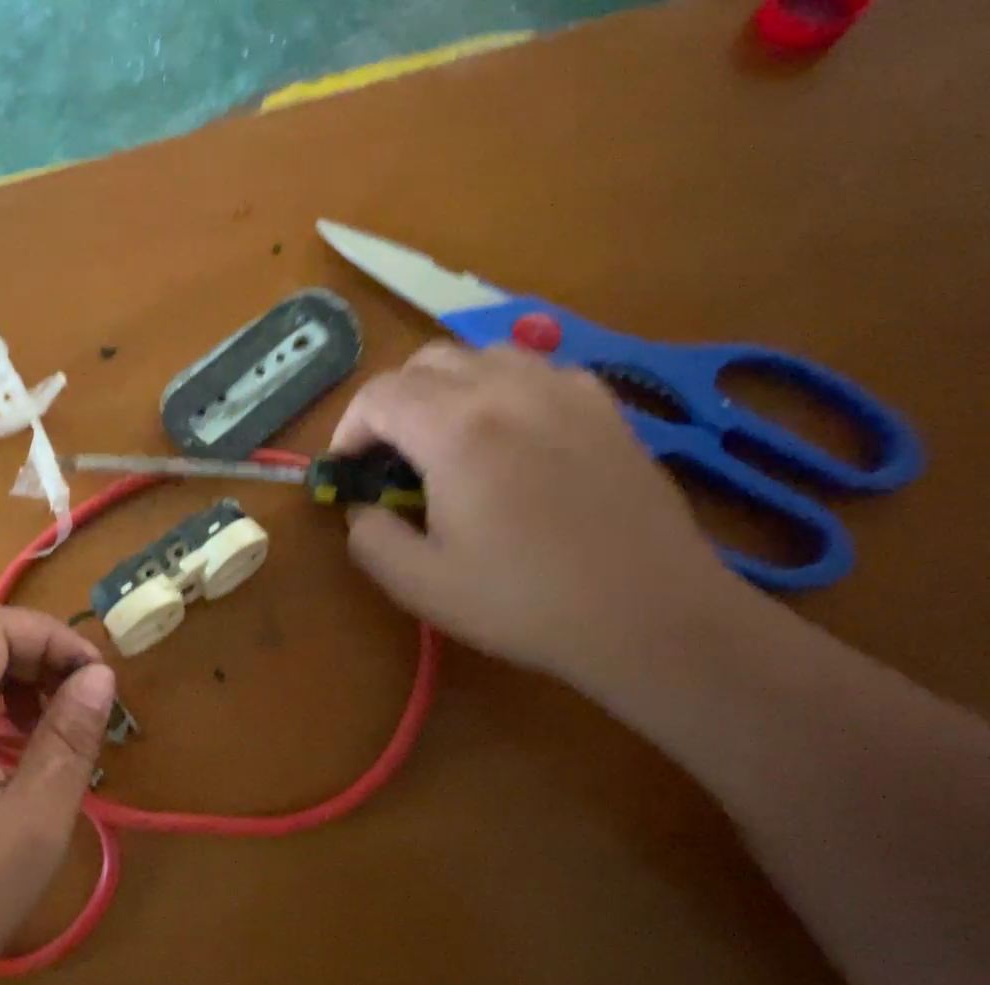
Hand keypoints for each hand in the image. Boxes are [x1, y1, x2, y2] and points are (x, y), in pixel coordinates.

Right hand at [332, 342, 748, 683]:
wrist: (652, 614)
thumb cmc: (525, 601)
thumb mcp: (419, 584)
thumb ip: (368, 536)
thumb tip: (362, 506)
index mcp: (455, 430)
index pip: (378, 396)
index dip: (348, 428)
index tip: (347, 469)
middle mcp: (507, 390)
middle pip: (425, 363)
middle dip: (391, 403)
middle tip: (389, 455)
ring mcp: (564, 391)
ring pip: (481, 354)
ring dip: (444, 387)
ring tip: (443, 437)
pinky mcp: (605, 407)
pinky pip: (536, 370)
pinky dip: (502, 388)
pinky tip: (509, 433)